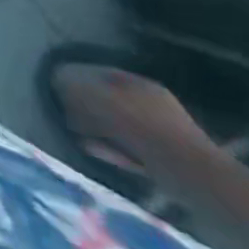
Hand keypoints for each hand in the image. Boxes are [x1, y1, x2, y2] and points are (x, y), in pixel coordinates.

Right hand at [53, 64, 212, 165]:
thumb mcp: (95, 98)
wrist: (192, 176)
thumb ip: (71, 83)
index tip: (56, 90)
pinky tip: (101, 153)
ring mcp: (163, 130)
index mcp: (139, 83)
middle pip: (106, 99)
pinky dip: (112, 147)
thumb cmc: (140, 128)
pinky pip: (128, 145)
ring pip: (116, 124)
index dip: (73, 78)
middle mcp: (153, 102)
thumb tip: (56, 78)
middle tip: (67, 116)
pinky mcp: (167, 156)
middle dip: (84, 108)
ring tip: (81, 138)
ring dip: (96, 130)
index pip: (97, 72)